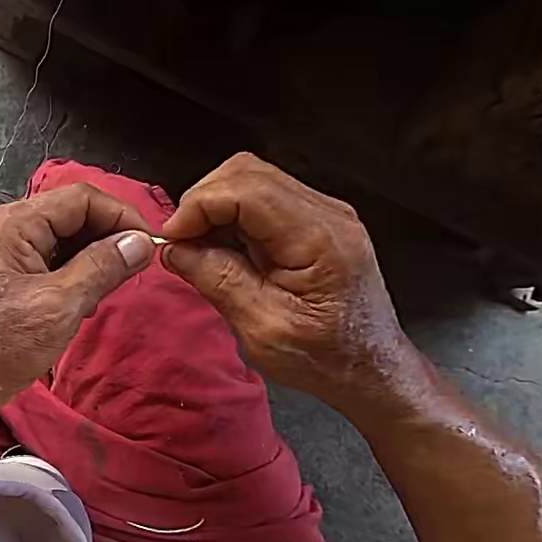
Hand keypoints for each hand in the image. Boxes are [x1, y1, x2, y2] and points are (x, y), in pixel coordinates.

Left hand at [0, 183, 156, 411]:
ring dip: (94, 259)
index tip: (150, 244)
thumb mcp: (59, 306)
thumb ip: (103, 267)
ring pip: (65, 239)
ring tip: (110, 289)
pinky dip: (76, 274)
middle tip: (135, 269)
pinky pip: (52, 261)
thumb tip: (141, 243)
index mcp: (14, 224)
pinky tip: (85, 301)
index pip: (81, 198)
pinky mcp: (6, 275)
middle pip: (73, 214)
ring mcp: (5, 251)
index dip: (121, 216)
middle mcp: (7, 228)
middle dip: (108, 238)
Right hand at [160, 153, 415, 418]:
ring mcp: (323, 212)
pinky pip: (262, 199)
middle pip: (247, 172)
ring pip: (252, 179)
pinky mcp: (314, 220)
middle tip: (180, 242)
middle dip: (202, 201)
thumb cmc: (323, 359)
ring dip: (214, 207)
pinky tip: (220, 246)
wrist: (370, 368)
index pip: (247, 189)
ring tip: (197, 245)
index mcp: (319, 238)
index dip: (199, 205)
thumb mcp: (263, 329)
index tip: (171, 238)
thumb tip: (175, 248)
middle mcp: (326, 212)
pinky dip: (230, 215)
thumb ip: (219, 281)